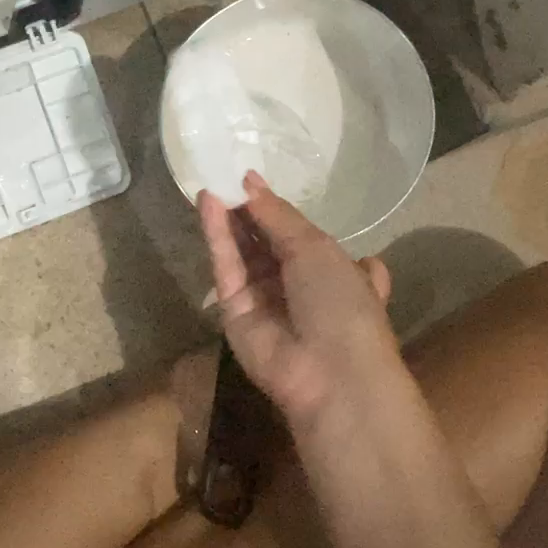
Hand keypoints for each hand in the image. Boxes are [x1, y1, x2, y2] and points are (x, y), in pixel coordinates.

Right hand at [198, 172, 414, 424]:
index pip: (297, 232)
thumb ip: (279, 215)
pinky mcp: (233, 310)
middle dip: (247, 210)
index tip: (250, 178)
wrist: (330, 373)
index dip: (274, 206)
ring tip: (210, 182)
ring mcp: (263, 297)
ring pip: (241, 251)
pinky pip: (226, 267)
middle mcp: (295, 282)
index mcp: (331, 267)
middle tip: (224, 174)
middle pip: (264, 240)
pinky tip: (207, 204)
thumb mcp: (317, 248)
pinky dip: (216, 236)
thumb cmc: (341, 303)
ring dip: (227, 218)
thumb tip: (251, 182)